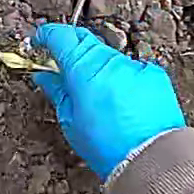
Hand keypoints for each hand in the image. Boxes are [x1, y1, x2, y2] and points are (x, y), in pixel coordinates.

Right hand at [32, 23, 186, 178]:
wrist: (151, 159)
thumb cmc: (108, 146)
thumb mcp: (71, 121)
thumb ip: (57, 91)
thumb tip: (45, 76)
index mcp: (83, 68)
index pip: (60, 36)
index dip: (47, 35)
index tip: (40, 41)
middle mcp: (109, 60)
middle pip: (85, 39)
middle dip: (71, 47)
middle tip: (63, 66)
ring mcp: (133, 65)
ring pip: (108, 56)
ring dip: (98, 68)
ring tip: (96, 96)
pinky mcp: (154, 74)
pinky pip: (131, 69)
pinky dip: (122, 79)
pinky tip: (121, 102)